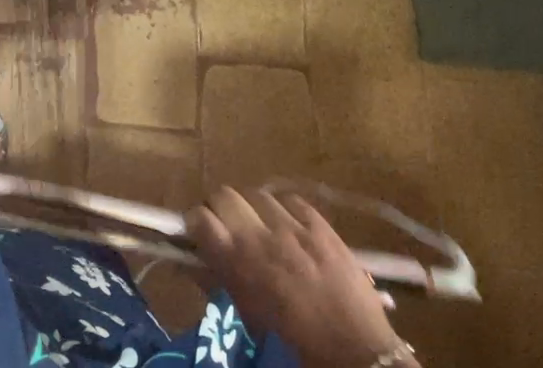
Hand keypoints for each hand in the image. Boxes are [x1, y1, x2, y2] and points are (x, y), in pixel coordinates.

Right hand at [189, 188, 403, 367]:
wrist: (355, 348)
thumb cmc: (292, 336)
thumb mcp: (245, 310)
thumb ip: (213, 278)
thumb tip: (187, 259)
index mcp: (235, 261)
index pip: (198, 217)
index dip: (196, 222)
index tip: (202, 232)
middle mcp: (258, 237)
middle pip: (223, 195)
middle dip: (220, 208)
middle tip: (229, 224)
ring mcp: (291, 228)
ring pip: (256, 193)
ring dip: (253, 207)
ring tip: (262, 224)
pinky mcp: (320, 225)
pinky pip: (290, 200)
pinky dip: (284, 209)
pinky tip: (289, 225)